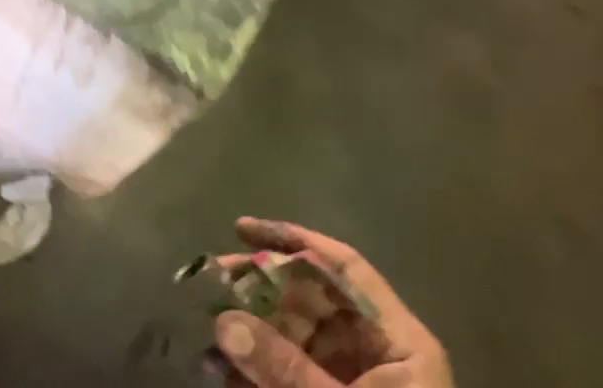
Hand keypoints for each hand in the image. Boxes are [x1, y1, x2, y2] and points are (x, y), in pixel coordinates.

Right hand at [213, 218, 451, 387]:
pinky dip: (247, 368)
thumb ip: (285, 370)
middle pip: (308, 298)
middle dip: (256, 288)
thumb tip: (223, 321)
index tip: (240, 229)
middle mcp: (372, 352)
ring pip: (286, 334)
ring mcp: (347, 382)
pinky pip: (278, 372)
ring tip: (204, 334)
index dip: (293, 240)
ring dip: (244, 329)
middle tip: (209, 282)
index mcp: (398, 343)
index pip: (343, 268)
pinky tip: (213, 371)